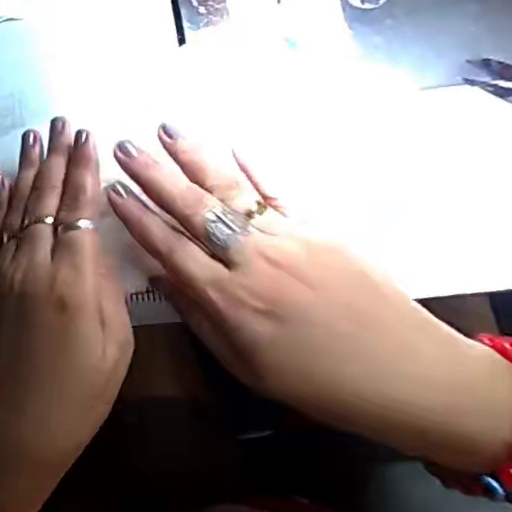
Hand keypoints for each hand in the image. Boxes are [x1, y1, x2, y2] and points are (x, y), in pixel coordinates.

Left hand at [0, 118, 132, 511]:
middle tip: (60, 121)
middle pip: (44, 200)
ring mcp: (4, 275)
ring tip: (32, 135)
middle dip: (56, 157)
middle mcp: (34, 267)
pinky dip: (0, 203)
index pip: (79, 209)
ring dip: (27, 170)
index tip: (89, 137)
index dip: (84, 170)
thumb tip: (98, 249)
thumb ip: (108, 289)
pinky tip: (4, 180)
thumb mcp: (115, 346)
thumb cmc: (79, 397)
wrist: (14, 434)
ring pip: (16, 209)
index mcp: (73, 281)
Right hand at [106, 126, 511, 472]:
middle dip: (154, 175)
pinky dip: (255, 165)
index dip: (138, 218)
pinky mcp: (319, 227)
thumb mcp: (247, 366)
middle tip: (124, 145)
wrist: (399, 369)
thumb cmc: (316, 382)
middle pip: (194, 210)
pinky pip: (279, 191)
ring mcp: (287, 237)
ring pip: (232, 190)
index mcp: (229, 300)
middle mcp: (252, 260)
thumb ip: (202, 319)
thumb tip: (163, 279)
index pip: (171, 248)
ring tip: (167, 129)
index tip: (112, 190)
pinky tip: (233, 143)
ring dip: (196, 157)